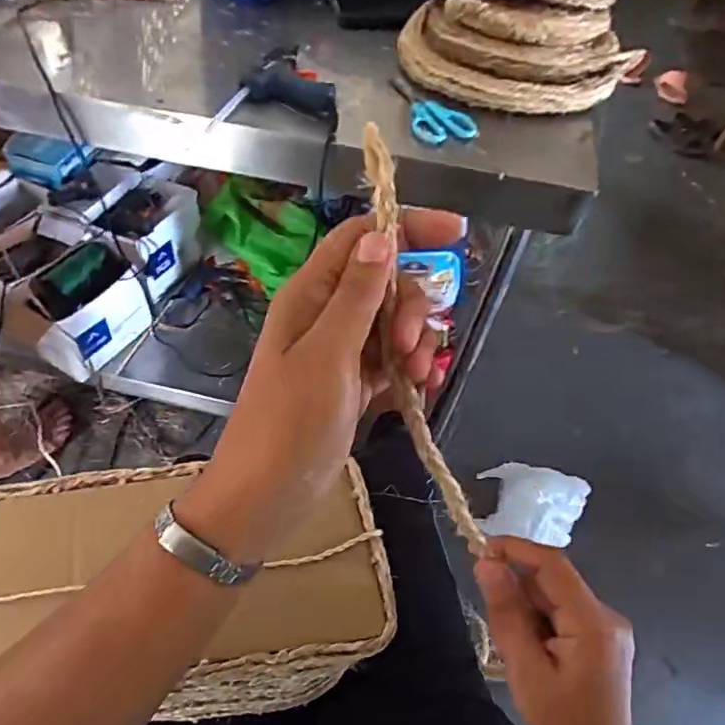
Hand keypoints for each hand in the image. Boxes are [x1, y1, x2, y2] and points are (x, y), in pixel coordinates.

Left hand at [176, 209, 463, 560]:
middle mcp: (326, 317)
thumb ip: (357, 296)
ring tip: (416, 376)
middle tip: (411, 344)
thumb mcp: (327, 355)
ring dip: (416, 341)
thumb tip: (383, 237)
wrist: (267, 495)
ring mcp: (341, 354)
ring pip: (394, 324)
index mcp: (310, 295)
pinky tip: (422, 387)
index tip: (457, 234)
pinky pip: (392, 362)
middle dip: (413, 305)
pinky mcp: (353, 388)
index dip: (407, 228)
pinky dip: (411, 370)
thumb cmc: (290, 424)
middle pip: (387, 282)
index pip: (360, 238)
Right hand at [475, 537, 643, 724]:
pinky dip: (539, 623)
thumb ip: (507, 613)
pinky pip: (563, 615)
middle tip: (493, 623)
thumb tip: (486, 565)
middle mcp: (607, 616)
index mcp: (593, 622)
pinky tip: (530, 653)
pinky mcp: (603, 640)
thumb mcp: (525, 668)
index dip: (516, 549)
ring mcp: (608, 628)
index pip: (553, 565)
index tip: (479, 550)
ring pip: (556, 599)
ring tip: (515, 651)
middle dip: (518, 591)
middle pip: (554, 582)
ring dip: (527, 611)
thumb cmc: (562, 724)